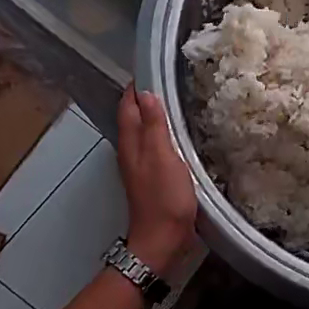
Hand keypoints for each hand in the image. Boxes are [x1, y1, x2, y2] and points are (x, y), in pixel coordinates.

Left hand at [117, 85, 197, 271]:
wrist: (163, 240)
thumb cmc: (164, 198)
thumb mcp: (163, 156)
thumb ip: (155, 125)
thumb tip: (146, 94)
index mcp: (131, 143)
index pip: (128, 106)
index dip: (137, 87)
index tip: (154, 68)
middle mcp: (131, 152)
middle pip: (134, 118)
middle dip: (145, 99)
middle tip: (169, 81)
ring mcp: (141, 167)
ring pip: (144, 133)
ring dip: (155, 117)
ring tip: (176, 103)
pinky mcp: (153, 179)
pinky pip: (156, 148)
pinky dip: (164, 136)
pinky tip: (180, 136)